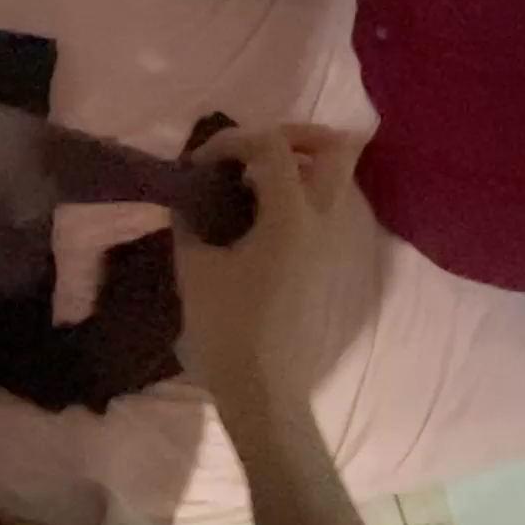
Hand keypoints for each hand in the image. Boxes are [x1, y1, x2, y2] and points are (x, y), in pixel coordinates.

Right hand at [173, 125, 357, 410]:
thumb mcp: (193, 270)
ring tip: (254, 184)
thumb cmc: (226, 329)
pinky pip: (329, 210)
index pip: (272, 148)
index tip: (200, 163)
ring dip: (300, 166)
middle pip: (336, 148)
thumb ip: (189, 223)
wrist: (264, 389)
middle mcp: (326, 223)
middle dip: (294, 135)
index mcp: (291, 219)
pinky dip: (302, 196)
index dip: (232, 141)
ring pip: (338, 179)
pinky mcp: (333, 266)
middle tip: (252, 150)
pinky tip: (262, 220)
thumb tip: (186, 200)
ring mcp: (337, 245)